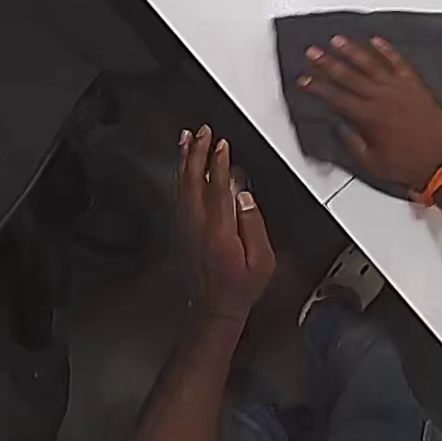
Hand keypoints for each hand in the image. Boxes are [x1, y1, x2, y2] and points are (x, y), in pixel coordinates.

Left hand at [176, 126, 275, 328]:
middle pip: (194, 181)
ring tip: (185, 138)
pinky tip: (182, 165)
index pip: (218, 188)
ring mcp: (187, 226)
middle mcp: (198, 226)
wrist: (215, 308)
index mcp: (220, 232)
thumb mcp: (262, 261)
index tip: (221, 144)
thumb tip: (244, 196)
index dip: (219, 163)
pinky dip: (180, 175)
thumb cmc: (240, 286)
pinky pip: (179, 194)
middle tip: (201, 132)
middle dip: (197, 152)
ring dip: (184, 159)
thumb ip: (254, 225)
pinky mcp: (182, 228)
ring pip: (182, 185)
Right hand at [298, 36, 441, 191]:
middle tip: (313, 52)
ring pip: (370, 64)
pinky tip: (376, 41)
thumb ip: (352, 141)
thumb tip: (340, 126)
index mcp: (368, 117)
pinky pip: (399, 63)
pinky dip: (387, 51)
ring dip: (352, 51)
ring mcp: (400, 90)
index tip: (305, 80)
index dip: (317, 87)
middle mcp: (382, 98)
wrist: (441, 164)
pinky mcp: (415, 87)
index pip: (335, 96)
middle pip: (348, 75)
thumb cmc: (408, 165)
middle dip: (327, 62)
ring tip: (338, 40)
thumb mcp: (370, 161)